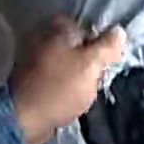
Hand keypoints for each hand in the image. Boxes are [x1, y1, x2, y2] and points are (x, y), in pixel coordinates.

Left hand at [8, 15, 126, 143]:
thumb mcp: (91, 65)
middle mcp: (44, 34)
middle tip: (95, 80)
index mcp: (59, 26)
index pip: (90, 26)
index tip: (107, 63)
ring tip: (83, 92)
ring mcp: (35, 54)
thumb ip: (107, 47)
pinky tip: (69, 97)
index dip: (101, 45)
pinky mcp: (30, 74)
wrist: (24, 117)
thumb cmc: (60, 87)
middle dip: (89, 61)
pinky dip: (63, 84)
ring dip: (76, 75)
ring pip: (67, 61)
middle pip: (78, 44)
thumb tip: (119, 30)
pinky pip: (55, 74)